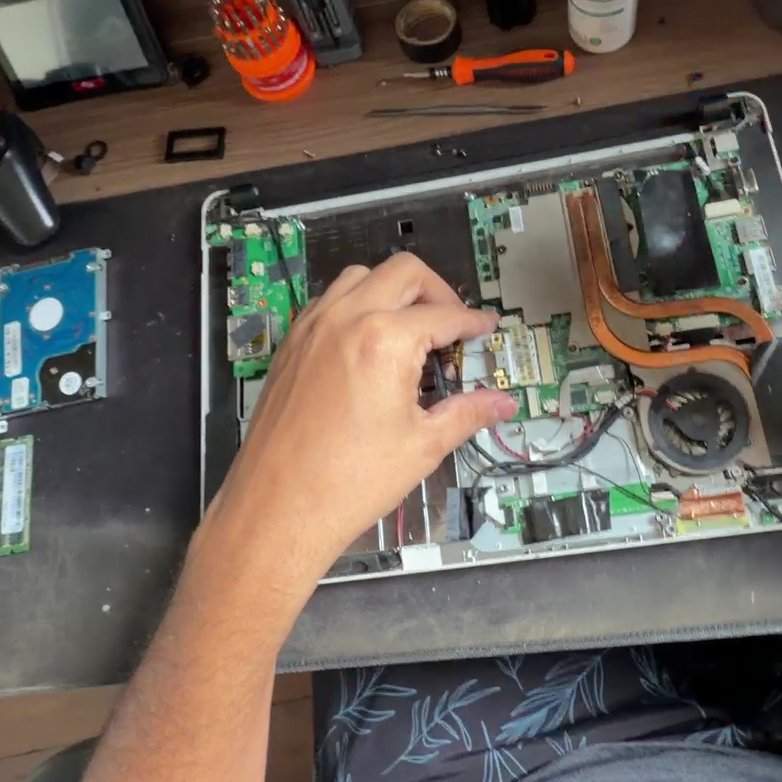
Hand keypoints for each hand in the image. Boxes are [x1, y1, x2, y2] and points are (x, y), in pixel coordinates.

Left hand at [204, 253, 517, 579]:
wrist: (277, 509)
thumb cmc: (352, 481)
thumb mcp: (423, 446)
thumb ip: (468, 413)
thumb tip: (504, 403)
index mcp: (384, 340)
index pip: (444, 315)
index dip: (473, 321)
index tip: (487, 326)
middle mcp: (346, 318)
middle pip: (403, 272)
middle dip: (437, 291)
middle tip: (453, 324)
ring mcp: (312, 326)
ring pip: (360, 276)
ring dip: (393, 289)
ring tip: (411, 326)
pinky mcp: (291, 343)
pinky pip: (329, 300)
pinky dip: (356, 304)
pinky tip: (368, 341)